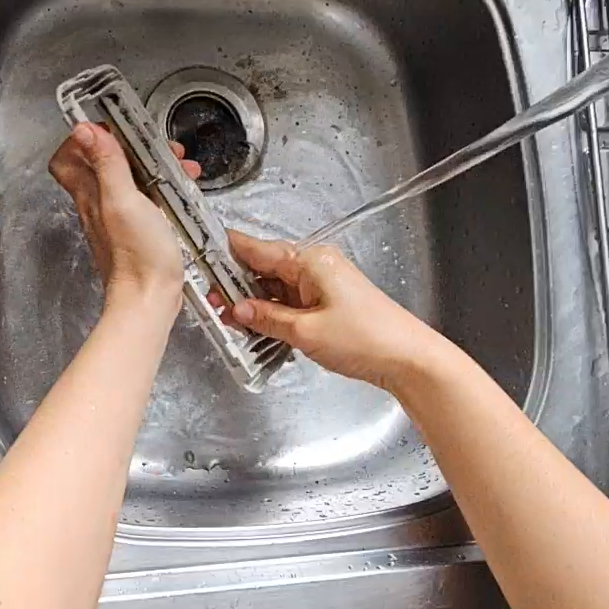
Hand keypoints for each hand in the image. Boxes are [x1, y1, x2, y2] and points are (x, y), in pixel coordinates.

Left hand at [48, 122, 200, 307]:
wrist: (150, 300)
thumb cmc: (139, 255)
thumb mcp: (124, 200)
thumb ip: (106, 164)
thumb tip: (83, 130)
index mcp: (90, 194)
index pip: (69, 157)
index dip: (86, 138)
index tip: (114, 128)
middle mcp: (99, 205)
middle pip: (104, 165)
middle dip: (132, 148)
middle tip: (159, 147)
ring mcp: (118, 220)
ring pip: (129, 181)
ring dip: (153, 168)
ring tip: (181, 168)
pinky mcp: (138, 233)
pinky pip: (146, 200)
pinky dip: (163, 189)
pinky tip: (181, 193)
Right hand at [215, 231, 451, 389]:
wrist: (409, 359)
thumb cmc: (364, 338)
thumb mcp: (305, 331)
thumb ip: (265, 318)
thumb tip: (235, 309)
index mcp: (310, 260)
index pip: (257, 248)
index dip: (226, 253)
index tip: (199, 257)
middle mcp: (315, 265)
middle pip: (264, 267)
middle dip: (236, 285)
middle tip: (211, 303)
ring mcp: (322, 283)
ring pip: (275, 286)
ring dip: (254, 303)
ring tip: (229, 320)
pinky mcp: (327, 301)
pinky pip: (289, 300)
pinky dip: (272, 312)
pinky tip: (257, 327)